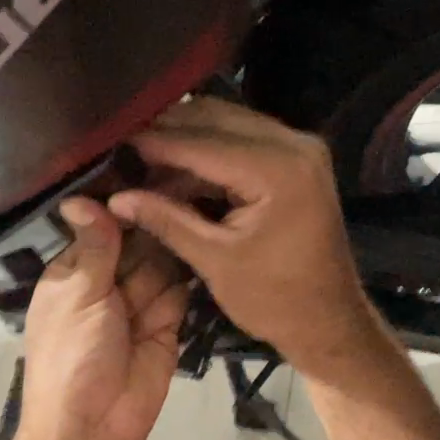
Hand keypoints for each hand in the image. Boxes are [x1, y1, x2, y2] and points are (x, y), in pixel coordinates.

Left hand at [21, 197, 190, 439]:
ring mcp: (138, 303)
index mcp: (73, 272)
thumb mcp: (78, 294)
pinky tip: (211, 236)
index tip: (152, 165)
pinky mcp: (167, 322)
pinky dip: (191, 272)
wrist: (95, 425)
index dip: (123, 204)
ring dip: (176, 241)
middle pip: (135, 242)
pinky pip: (180, 290)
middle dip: (155, 220)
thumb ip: (93, 247)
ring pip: (161, 262)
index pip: (100, 228)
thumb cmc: (72, 355)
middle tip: (190, 178)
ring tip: (205, 200)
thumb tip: (78, 198)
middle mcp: (106, 283)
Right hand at [106, 99, 385, 375]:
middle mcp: (295, 144)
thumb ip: (166, 220)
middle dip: (167, 131)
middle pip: (216, 118)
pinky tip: (175, 169)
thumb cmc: (275, 299)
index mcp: (278, 170)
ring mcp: (300, 148)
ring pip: (228, 123)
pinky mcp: (297, 159)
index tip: (110, 141)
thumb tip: (115, 197)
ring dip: (187, 139)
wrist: (330, 321)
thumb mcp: (215, 260)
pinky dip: (210, 151)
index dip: (153, 141)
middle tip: (121, 146)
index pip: (202, 142)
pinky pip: (244, 140)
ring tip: (142, 159)